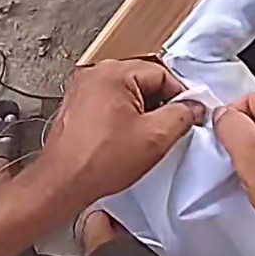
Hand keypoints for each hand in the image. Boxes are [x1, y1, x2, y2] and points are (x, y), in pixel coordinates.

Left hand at [29, 59, 205, 204]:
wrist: (62, 182)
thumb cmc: (96, 161)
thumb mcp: (155, 137)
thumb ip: (182, 115)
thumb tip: (192, 107)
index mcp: (112, 73)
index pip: (161, 73)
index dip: (180, 95)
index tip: (188, 113)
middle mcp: (93, 76)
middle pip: (143, 81)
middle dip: (160, 104)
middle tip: (167, 129)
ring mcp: (82, 90)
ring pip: (126, 93)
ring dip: (140, 112)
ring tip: (143, 138)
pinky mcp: (76, 107)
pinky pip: (108, 104)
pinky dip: (121, 118)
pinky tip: (124, 140)